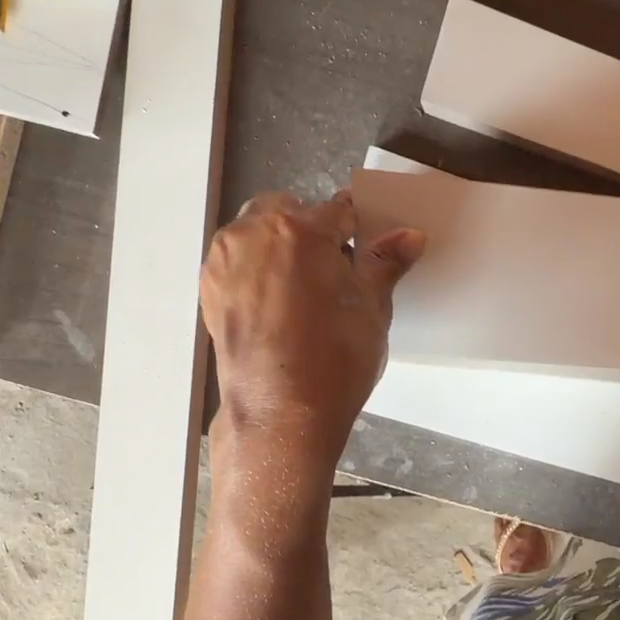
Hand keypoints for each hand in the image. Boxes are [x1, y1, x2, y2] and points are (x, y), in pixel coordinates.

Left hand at [199, 189, 424, 475]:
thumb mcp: (372, 309)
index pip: (339, 211)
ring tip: (308, 293)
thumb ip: (386, 264)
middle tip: (337, 272)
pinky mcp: (210, 289)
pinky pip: (240, 263)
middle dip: (312, 231)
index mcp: (300, 229)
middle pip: (288, 212)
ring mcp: (224, 260)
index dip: (359, 228)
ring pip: (258, 234)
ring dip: (282, 249)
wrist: (282, 409)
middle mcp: (252, 233)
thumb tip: (409, 236)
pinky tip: (283, 310)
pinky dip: (261, 273)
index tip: (369, 247)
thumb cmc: (335, 358)